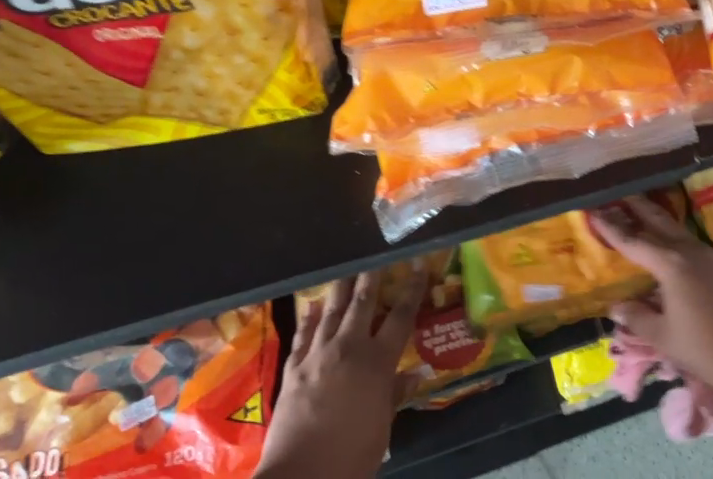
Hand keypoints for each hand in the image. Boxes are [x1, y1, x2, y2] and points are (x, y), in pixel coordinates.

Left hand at [255, 271, 423, 478]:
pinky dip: (309, 318)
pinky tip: (311, 305)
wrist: (301, 476)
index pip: (401, 317)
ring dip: (340, 289)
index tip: (419, 265)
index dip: (412, 290)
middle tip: (376, 256)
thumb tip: (414, 374)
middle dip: (371, 277)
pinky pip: (303, 335)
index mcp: (377, 363)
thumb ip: (394, 395)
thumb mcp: (383, 429)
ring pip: (331, 312)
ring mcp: (317, 356)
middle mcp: (348, 348)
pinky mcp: (293, 369)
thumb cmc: (351, 457)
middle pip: (362, 303)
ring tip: (346, 271)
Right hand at [589, 197, 712, 397]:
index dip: (612, 228)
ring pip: (682, 235)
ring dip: (663, 225)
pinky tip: (682, 258)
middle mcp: (692, 252)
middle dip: (640, 208)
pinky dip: (683, 247)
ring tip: (649, 219)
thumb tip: (615, 306)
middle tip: (624, 194)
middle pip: (661, 223)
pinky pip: (700, 251)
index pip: (634, 242)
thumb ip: (636, 317)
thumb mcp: (662, 336)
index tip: (595, 212)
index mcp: (671, 265)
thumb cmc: (703, 349)